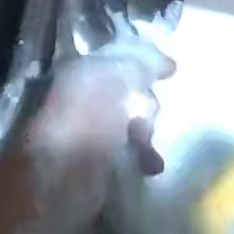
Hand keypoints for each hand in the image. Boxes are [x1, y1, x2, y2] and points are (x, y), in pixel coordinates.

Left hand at [25, 41, 173, 172]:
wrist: (63, 174)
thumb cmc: (87, 118)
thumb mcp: (114, 78)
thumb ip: (141, 64)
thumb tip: (168, 62)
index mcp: (81, 71)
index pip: (120, 59)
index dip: (144, 63)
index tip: (169, 71)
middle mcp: (85, 95)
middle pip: (132, 91)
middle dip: (146, 104)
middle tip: (142, 115)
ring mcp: (92, 129)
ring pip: (135, 122)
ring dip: (146, 133)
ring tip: (144, 146)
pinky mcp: (100, 160)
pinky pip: (133, 151)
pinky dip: (144, 157)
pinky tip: (148, 165)